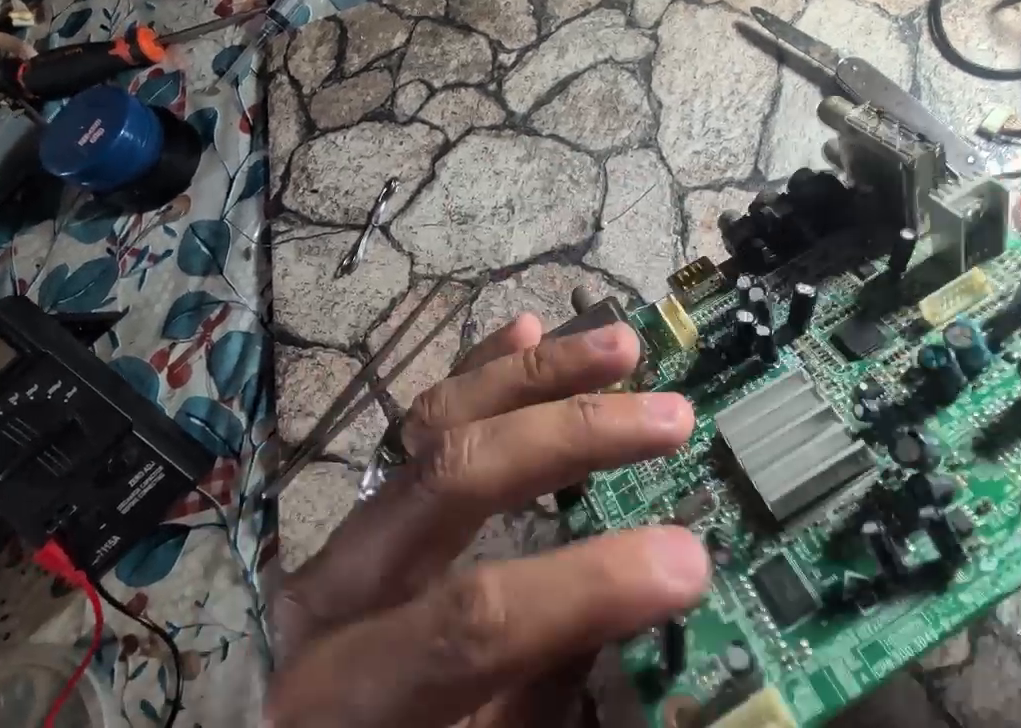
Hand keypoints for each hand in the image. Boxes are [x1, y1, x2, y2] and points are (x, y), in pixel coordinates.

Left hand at [266, 316, 707, 727]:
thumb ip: (534, 701)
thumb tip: (623, 615)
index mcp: (348, 687)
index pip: (477, 618)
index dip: (585, 585)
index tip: (688, 559)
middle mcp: (333, 588)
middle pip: (455, 477)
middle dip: (573, 436)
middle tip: (669, 418)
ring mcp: (343, 533)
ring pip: (436, 421)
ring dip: (538, 376)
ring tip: (619, 347)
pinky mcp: (360, 508)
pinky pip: (418, 421)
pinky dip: (480, 371)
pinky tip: (526, 330)